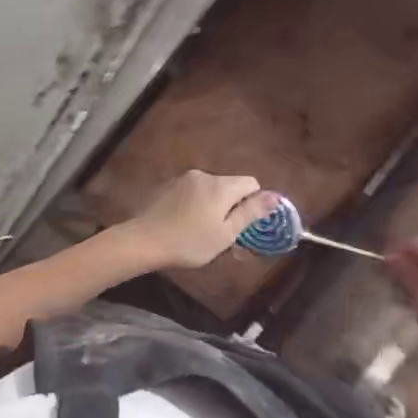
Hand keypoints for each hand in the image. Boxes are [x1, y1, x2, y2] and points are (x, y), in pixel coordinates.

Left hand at [115, 170, 277, 271]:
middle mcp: (201, 175)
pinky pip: (189, 192)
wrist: (142, 240)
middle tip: (222, 232)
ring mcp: (180, 179)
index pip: (251, 183)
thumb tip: (275, 196)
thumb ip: (251, 212)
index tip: (243, 224)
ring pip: (207, 189)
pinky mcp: (164, 186)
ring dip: (210, 205)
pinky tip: (181, 223)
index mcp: (220, 185)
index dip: (253, 203)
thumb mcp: (226, 233)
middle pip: (228, 186)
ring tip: (199, 230)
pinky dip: (192, 204)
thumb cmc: (189, 242)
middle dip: (230, 205)